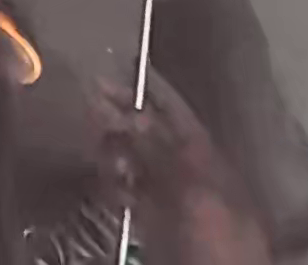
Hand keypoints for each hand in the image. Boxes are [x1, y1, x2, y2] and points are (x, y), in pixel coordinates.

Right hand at [91, 78, 270, 264]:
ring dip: (113, 150)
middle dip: (122, 115)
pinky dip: (114, 184)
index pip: (176, 111)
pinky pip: (129, 193)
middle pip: (150, 132)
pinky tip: (107, 185)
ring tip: (99, 152)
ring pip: (135, 160)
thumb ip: (160, 152)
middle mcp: (189, 173)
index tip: (121, 63)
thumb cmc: (217, 250)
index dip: (151, 87)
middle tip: (89, 99)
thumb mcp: (193, 196)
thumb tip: (128, 112)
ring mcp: (172, 201)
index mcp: (207, 160)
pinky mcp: (155, 227)